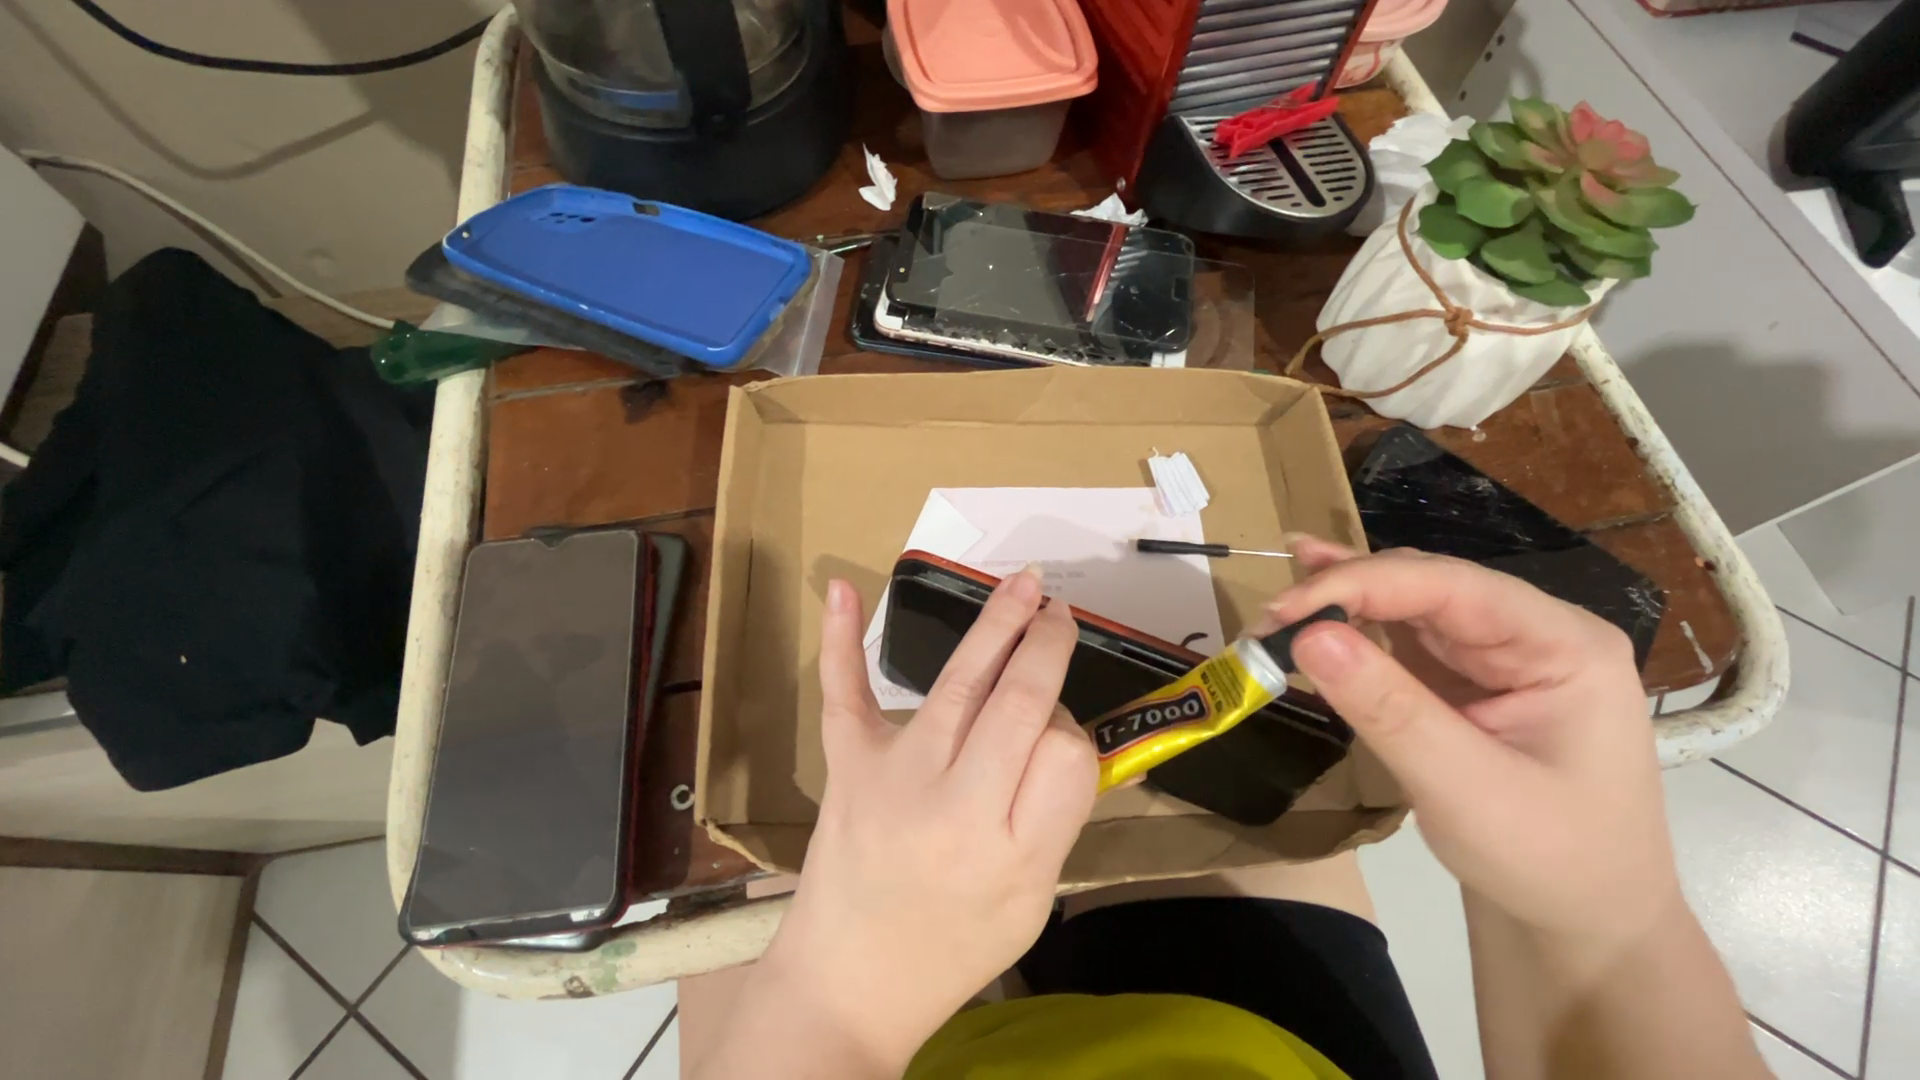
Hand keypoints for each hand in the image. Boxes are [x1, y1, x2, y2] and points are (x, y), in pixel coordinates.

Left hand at [755, 568, 1097, 1070]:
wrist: (852, 980)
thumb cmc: (955, 948)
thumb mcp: (1032, 902)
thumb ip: (1054, 818)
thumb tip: (1062, 731)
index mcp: (1011, 853)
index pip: (1066, 755)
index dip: (1072, 729)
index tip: (1060, 728)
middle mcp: (954, 808)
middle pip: (1017, 705)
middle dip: (1046, 646)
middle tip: (1061, 610)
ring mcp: (894, 778)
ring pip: (958, 685)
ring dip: (996, 625)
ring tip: (1025, 585)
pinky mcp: (848, 764)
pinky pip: (845, 695)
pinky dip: (840, 641)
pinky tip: (843, 588)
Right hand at [1264, 538, 1681, 950]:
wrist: (1582, 922)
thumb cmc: (1546, 860)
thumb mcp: (1464, 788)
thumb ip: (1388, 708)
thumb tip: (1306, 636)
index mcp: (1561, 644)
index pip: (1449, 584)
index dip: (1360, 583)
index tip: (1284, 609)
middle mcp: (1531, 634)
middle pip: (1426, 585)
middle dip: (1345, 591)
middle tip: (1270, 615)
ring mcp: (1498, 656)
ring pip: (1408, 606)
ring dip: (1342, 604)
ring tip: (1279, 605)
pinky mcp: (1465, 680)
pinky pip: (1402, 641)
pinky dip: (1354, 632)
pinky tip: (1315, 619)